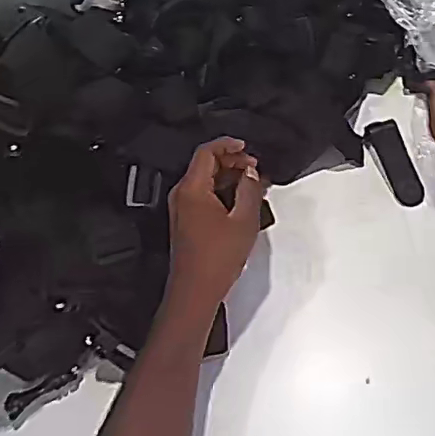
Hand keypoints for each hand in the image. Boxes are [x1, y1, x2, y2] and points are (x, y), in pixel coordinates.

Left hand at [165, 137, 268, 313]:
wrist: (195, 291)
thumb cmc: (214, 261)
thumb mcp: (243, 221)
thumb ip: (249, 190)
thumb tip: (251, 174)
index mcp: (192, 189)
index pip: (206, 152)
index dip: (227, 144)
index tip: (243, 146)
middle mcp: (182, 195)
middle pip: (205, 164)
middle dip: (231, 161)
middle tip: (252, 166)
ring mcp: (182, 208)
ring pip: (205, 179)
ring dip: (228, 176)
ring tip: (251, 184)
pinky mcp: (186, 220)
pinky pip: (203, 194)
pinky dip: (222, 190)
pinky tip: (240, 200)